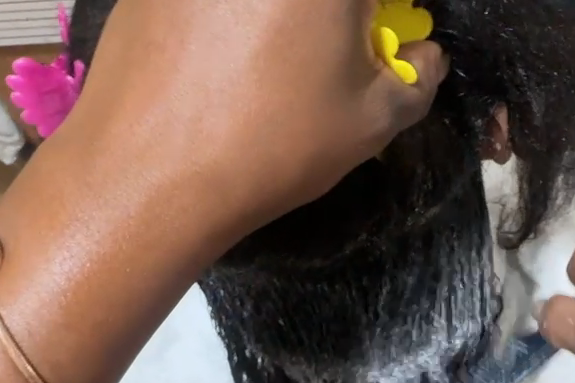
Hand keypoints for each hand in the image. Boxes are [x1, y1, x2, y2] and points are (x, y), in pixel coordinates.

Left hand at [62, 0, 446, 237]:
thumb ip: (417, 79)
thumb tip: (423, 57)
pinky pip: (222, 1)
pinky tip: (224, 61)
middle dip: (344, 16)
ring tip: (275, 63)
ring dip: (286, 20)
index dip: (390, 15)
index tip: (386, 42)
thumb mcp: (370, 122)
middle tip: (338, 51)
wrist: (150, 173)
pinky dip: (235, 19)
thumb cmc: (275, 144)